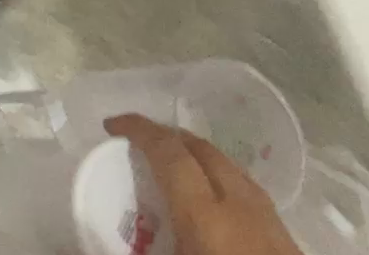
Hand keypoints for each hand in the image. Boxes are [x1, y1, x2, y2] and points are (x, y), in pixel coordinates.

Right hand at [105, 115, 302, 254]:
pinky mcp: (290, 244)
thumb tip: (78, 247)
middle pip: (201, 148)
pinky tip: (214, 206)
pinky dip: (222, 181)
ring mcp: (271, 224)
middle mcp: (239, 207)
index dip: (137, 128)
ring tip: (173, 169)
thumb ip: (134, 250)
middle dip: (167, 136)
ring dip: (196, 156)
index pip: (168, 150)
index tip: (111, 126)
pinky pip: (249, 192)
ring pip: (230, 167)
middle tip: (138, 145)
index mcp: (204, 215)